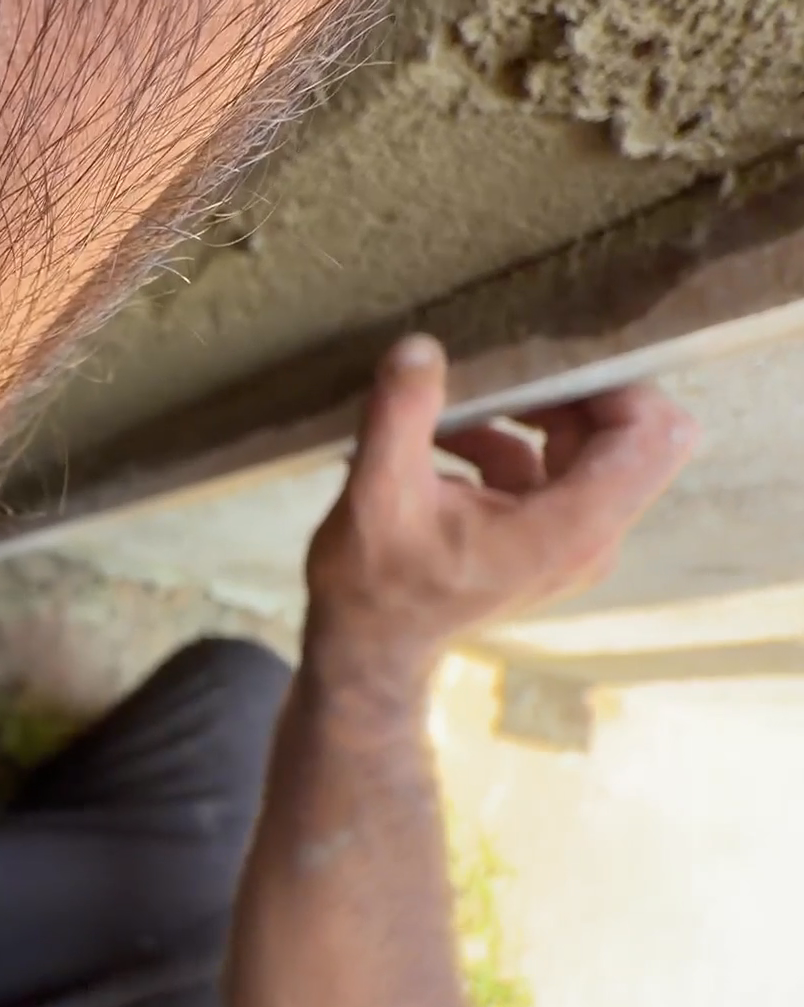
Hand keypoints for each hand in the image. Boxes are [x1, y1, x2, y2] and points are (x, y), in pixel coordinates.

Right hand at [304, 334, 698, 672]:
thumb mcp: (376, 493)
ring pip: (575, 462)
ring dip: (515, 429)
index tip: (537, 369)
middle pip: (621, 442)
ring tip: (440, 421)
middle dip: (558, 402)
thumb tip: (417, 350)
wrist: (363, 646)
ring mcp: (561, 549)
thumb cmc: (372, 582)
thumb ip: (401, 417)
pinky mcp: (531, 553)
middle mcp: (586, 538)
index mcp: (569, 525)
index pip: (652, 433)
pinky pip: (538, 488)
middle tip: (492, 384)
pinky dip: (494, 461)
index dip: (610, 386)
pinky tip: (429, 458)